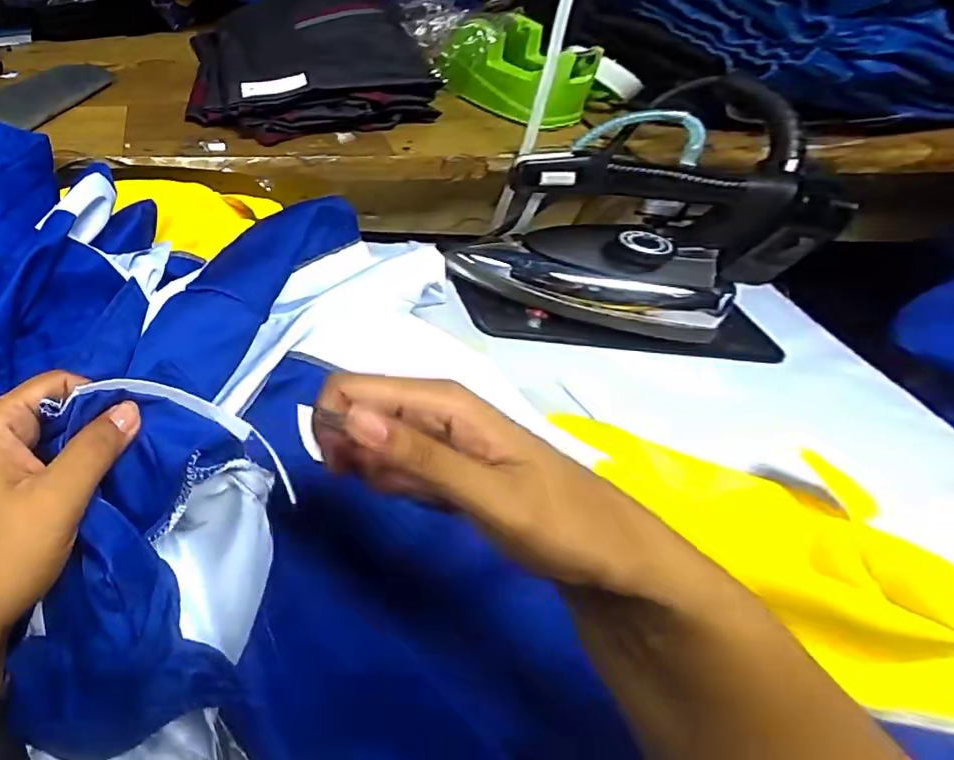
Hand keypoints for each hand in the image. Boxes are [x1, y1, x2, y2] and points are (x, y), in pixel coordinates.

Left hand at [0, 370, 140, 640]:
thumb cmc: (7, 553)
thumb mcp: (58, 498)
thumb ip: (95, 448)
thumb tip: (132, 405)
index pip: (55, 383)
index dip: (95, 397)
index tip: (132, 423)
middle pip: (56, 408)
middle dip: (94, 426)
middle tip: (134, 448)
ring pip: (56, 437)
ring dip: (87, 451)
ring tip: (123, 468)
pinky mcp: (8, 483)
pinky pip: (49, 461)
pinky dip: (75, 470)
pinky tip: (100, 485)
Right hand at [312, 373, 685, 597]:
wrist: (623, 566)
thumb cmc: (565, 525)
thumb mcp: (491, 496)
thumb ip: (419, 455)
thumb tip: (349, 418)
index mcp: (441, 399)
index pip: (351, 387)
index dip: (330, 420)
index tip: (337, 465)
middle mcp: (432, 406)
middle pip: (354, 407)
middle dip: (345, 444)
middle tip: (362, 484)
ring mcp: (435, 432)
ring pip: (368, 434)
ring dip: (367, 464)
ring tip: (406, 496)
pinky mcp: (439, 457)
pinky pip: (390, 457)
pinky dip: (388, 477)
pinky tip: (415, 498)